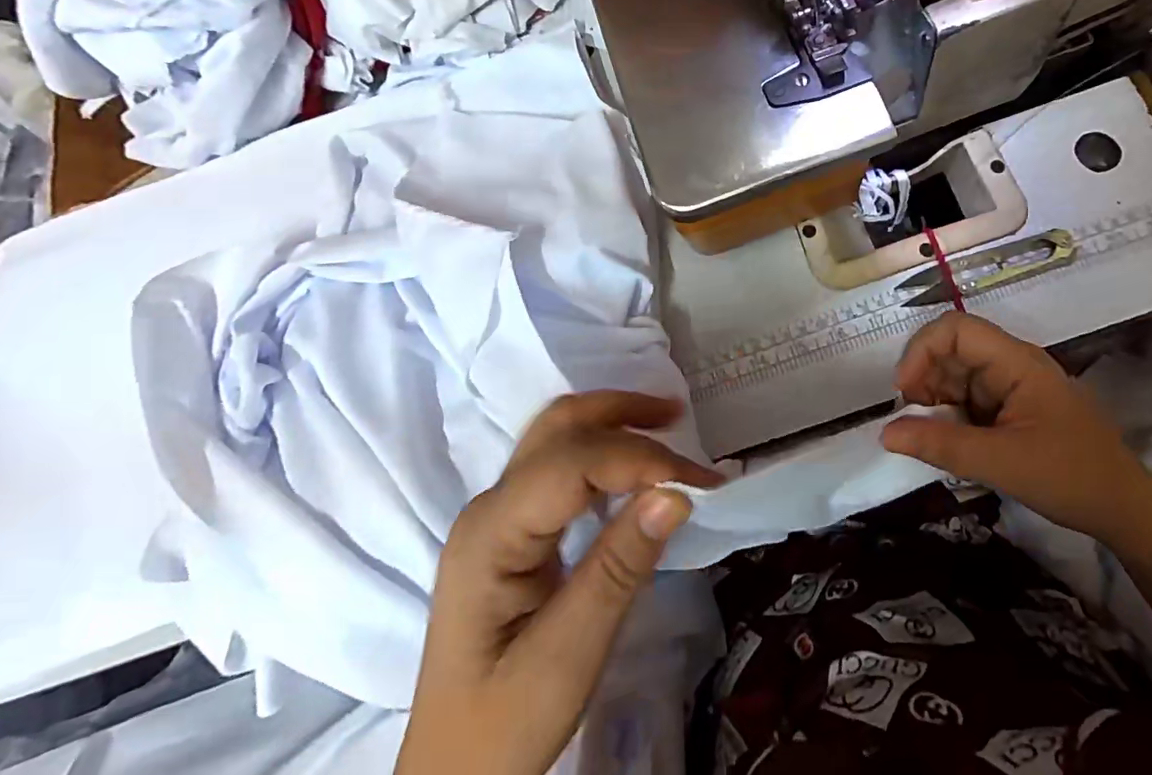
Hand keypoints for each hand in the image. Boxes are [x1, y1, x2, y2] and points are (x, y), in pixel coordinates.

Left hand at [400, 391, 723, 774]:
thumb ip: (619, 568)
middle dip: (621, 413)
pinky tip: (634, 469)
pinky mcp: (511, 532)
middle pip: (556, 428)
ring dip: (611, 423)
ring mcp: (496, 517)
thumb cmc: (503, 727)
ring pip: (555, 438)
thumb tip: (676, 495)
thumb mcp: (568, 658)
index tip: (699, 482)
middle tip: (682, 419)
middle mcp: (489, 508)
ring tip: (668, 428)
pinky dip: (603, 454)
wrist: (451, 774)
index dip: (639, 459)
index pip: (572, 463)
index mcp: (492, 534)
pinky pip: (558, 470)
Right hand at [881, 312, 1151, 538]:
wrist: (1125, 510)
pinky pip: (968, 400)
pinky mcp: (1011, 409)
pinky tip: (946, 443)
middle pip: (951, 351)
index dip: (921, 351)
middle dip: (923, 380)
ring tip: (926, 437)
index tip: (905, 393)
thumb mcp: (1000, 462)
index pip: (955, 329)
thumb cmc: (1070, 477)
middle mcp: (1012, 365)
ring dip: (933, 401)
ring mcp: (1012, 387)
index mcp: (1016, 363)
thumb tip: (885, 433)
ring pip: (956, 377)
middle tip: (910, 422)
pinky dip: (949, 417)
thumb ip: (940, 445)